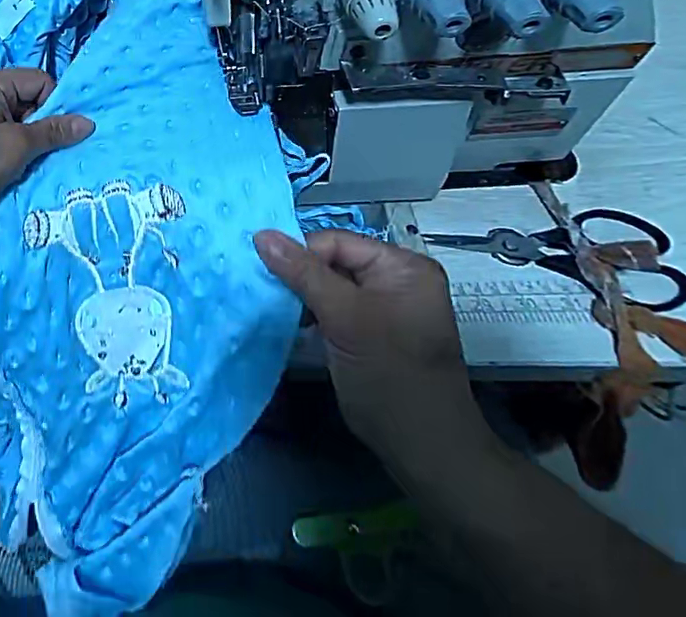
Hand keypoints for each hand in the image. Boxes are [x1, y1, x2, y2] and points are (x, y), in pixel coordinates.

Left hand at [0, 69, 92, 244]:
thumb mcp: (18, 147)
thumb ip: (54, 131)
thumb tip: (88, 122)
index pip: (39, 80)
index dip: (52, 107)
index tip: (50, 137)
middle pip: (23, 95)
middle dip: (35, 122)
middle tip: (32, 152)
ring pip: (7, 113)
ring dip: (19, 136)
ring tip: (12, 162)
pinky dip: (0, 142)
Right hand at [254, 229, 488, 463]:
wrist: (424, 450)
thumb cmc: (388, 375)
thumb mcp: (344, 318)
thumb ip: (303, 274)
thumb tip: (261, 235)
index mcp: (403, 266)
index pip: (337, 242)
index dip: (302, 257)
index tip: (270, 282)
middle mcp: (399, 279)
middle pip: (335, 262)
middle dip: (303, 279)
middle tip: (273, 299)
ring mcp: (389, 308)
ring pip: (334, 287)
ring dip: (308, 299)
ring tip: (286, 317)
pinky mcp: (377, 332)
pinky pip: (341, 309)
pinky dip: (319, 316)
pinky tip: (302, 329)